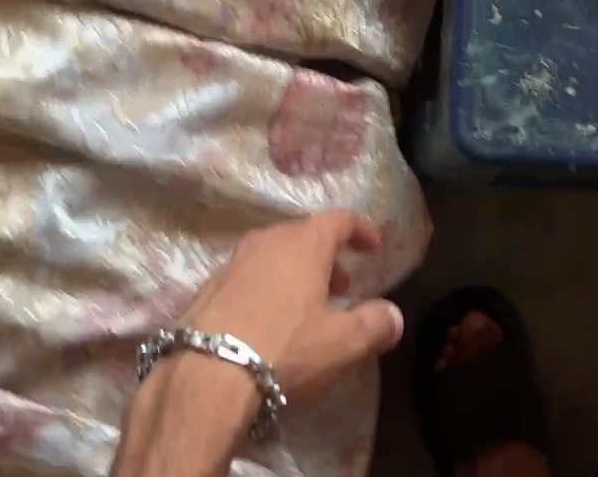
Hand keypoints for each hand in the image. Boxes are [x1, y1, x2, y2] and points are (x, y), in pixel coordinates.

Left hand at [178, 211, 404, 403]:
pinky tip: (266, 321)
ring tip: (305, 305)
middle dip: (327, 255)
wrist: (203, 377)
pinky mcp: (208, 288)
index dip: (360, 230)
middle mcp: (267, 241)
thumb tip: (394, 314)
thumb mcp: (341, 344)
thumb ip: (374, 325)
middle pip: (304, 235)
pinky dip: (265, 287)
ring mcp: (233, 262)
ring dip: (294, 271)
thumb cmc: (283, 350)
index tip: (373, 246)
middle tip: (341, 284)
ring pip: (273, 255)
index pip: (339, 220)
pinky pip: (247, 276)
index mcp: (304, 243)